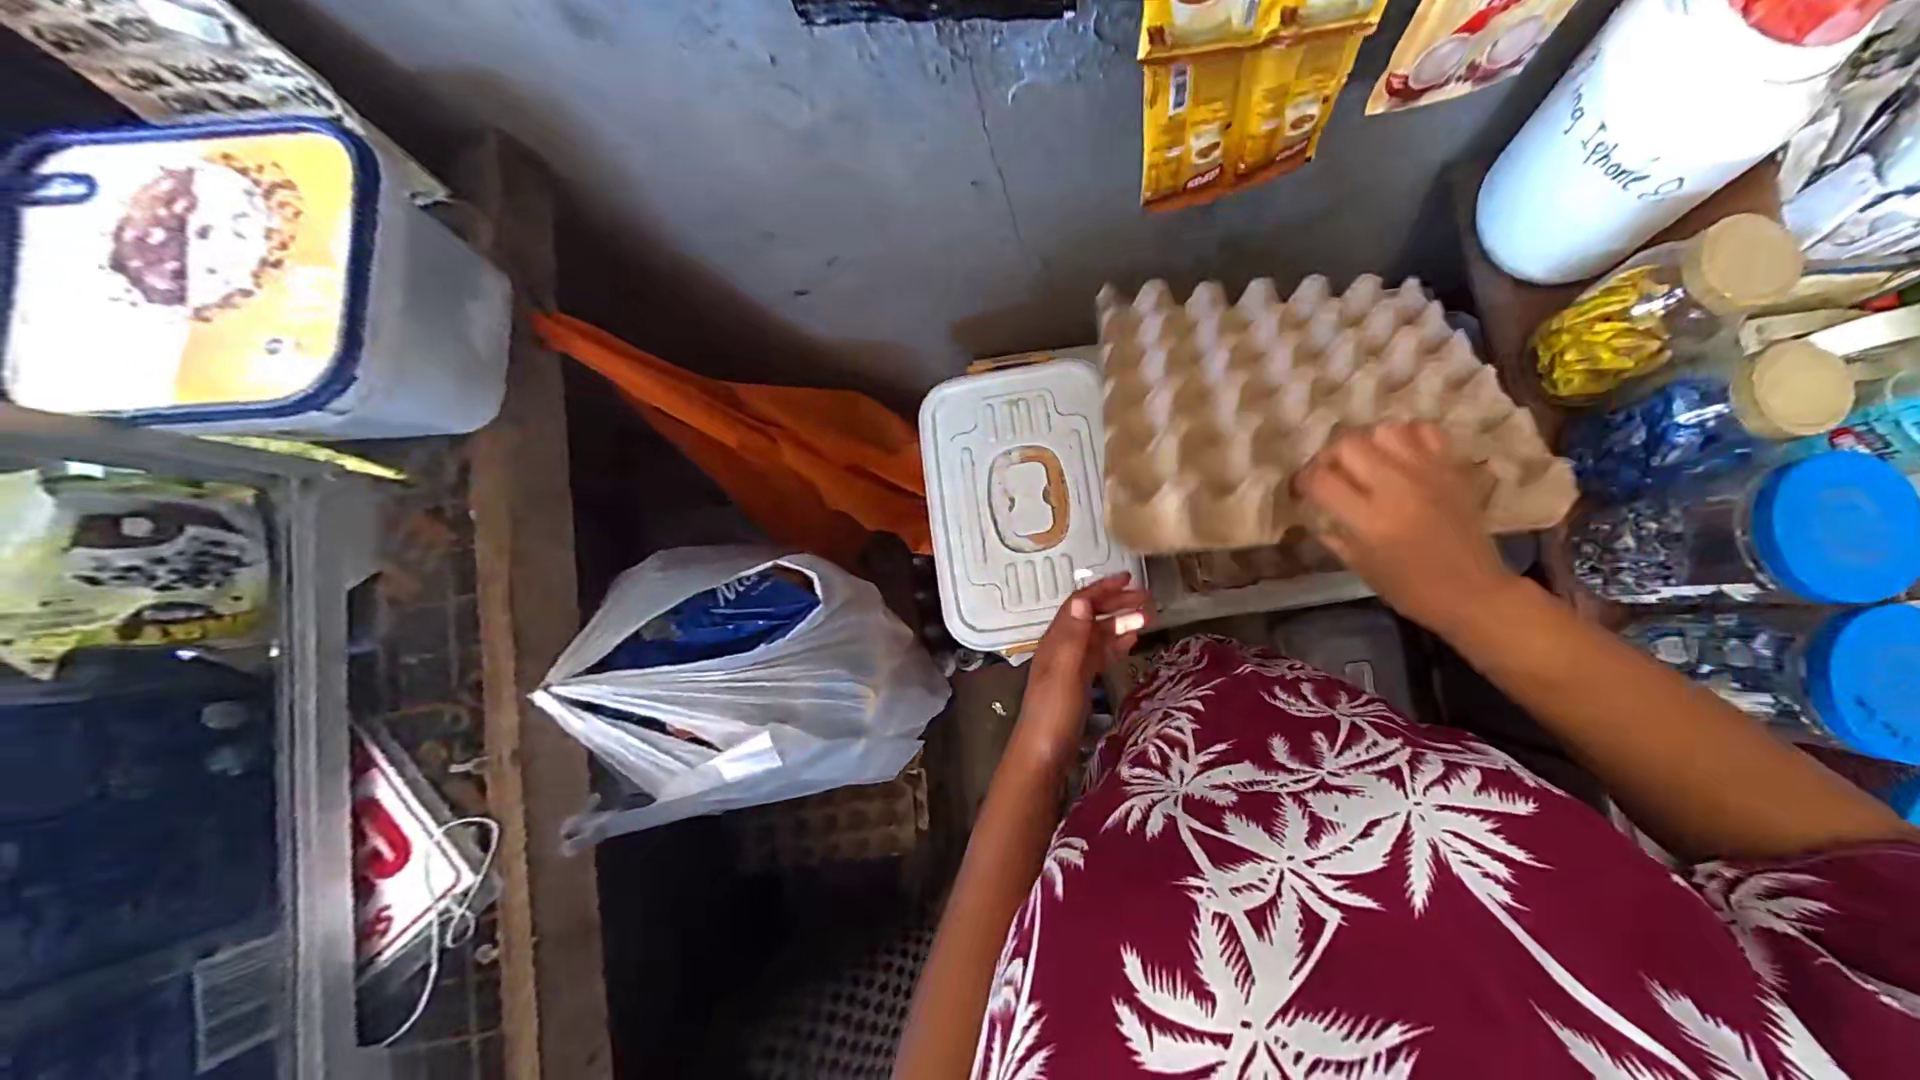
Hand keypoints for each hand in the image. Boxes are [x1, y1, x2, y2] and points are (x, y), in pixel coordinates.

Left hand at [1010, 573, 1147, 775]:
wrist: (1043, 753)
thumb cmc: (1053, 713)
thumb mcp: (1065, 672)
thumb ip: (1075, 637)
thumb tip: (1083, 598)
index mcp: (1055, 641)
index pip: (1079, 605)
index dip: (1102, 589)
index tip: (1128, 580)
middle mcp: (1061, 648)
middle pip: (1089, 616)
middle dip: (1116, 603)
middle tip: (1146, 598)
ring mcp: (1070, 665)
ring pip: (1097, 635)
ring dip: (1119, 623)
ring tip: (1147, 617)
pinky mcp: (1078, 682)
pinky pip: (1098, 655)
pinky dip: (1115, 644)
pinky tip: (1132, 641)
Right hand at [1296, 423, 1518, 633]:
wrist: (1473, 592)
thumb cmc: (1409, 588)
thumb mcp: (1358, 565)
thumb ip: (1332, 533)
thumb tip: (1312, 512)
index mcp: (1369, 520)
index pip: (1320, 480)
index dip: (1302, 481)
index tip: (1301, 491)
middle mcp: (1396, 488)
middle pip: (1348, 445)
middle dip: (1329, 457)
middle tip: (1330, 473)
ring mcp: (1428, 474)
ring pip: (1385, 430)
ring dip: (1367, 443)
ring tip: (1365, 462)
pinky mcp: (1452, 470)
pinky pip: (1424, 431)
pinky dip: (1406, 436)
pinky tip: (1399, 455)